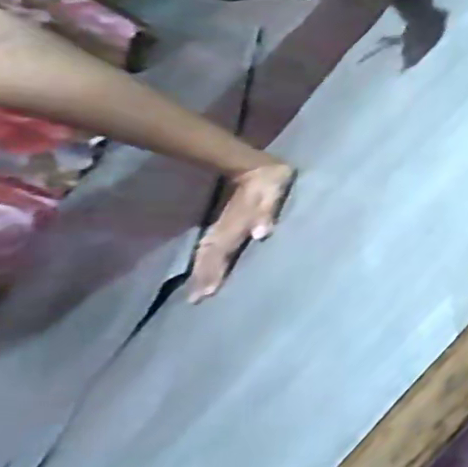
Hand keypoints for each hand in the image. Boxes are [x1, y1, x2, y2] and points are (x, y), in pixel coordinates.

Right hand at [188, 161, 295, 301]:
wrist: (256, 166)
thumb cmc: (269, 182)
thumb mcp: (273, 193)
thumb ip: (266, 213)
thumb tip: (261, 234)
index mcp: (237, 224)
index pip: (224, 251)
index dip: (215, 270)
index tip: (207, 292)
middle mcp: (227, 228)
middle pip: (212, 255)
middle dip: (204, 277)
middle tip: (195, 300)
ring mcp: (223, 225)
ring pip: (208, 252)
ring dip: (201, 272)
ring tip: (194, 295)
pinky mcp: (225, 224)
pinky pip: (211, 246)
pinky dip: (204, 260)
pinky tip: (200, 274)